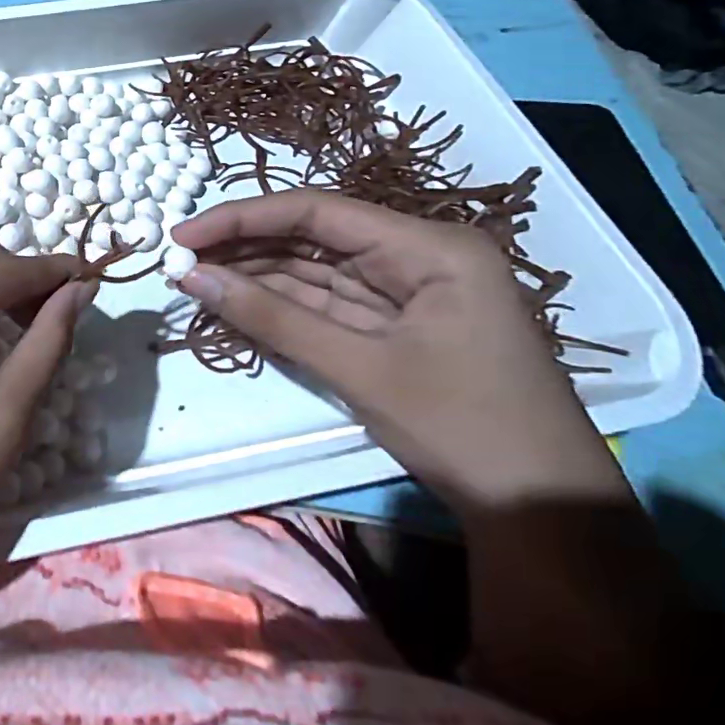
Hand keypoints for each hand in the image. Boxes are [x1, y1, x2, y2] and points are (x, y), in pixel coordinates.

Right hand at [169, 190, 628, 515]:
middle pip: (314, 237)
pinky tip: (237, 302)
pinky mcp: (397, 324)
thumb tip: (192, 277)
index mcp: (430, 247)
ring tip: (195, 279)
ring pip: (317, 271)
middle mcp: (419, 255)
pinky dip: (284, 306)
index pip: (317, 212)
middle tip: (180, 260)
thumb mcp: (359, 369)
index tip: (183, 234)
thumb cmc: (463, 429)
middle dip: (245, 248)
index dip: (243, 218)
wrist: (544, 513)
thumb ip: (272, 317)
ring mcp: (409, 291)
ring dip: (258, 277)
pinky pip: (329, 303)